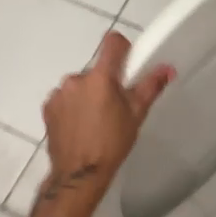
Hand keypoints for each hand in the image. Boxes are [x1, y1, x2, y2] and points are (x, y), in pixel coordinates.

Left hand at [41, 32, 173, 189]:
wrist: (79, 174)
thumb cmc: (112, 143)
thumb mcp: (136, 114)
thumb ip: (150, 86)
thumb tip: (167, 68)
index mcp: (101, 77)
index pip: (112, 42)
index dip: (122, 48)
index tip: (128, 64)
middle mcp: (76, 79)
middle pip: (97, 69)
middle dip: (106, 82)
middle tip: (114, 106)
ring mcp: (59, 93)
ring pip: (80, 85)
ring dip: (87, 94)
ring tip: (95, 120)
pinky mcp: (48, 107)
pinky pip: (65, 98)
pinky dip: (72, 106)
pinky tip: (79, 126)